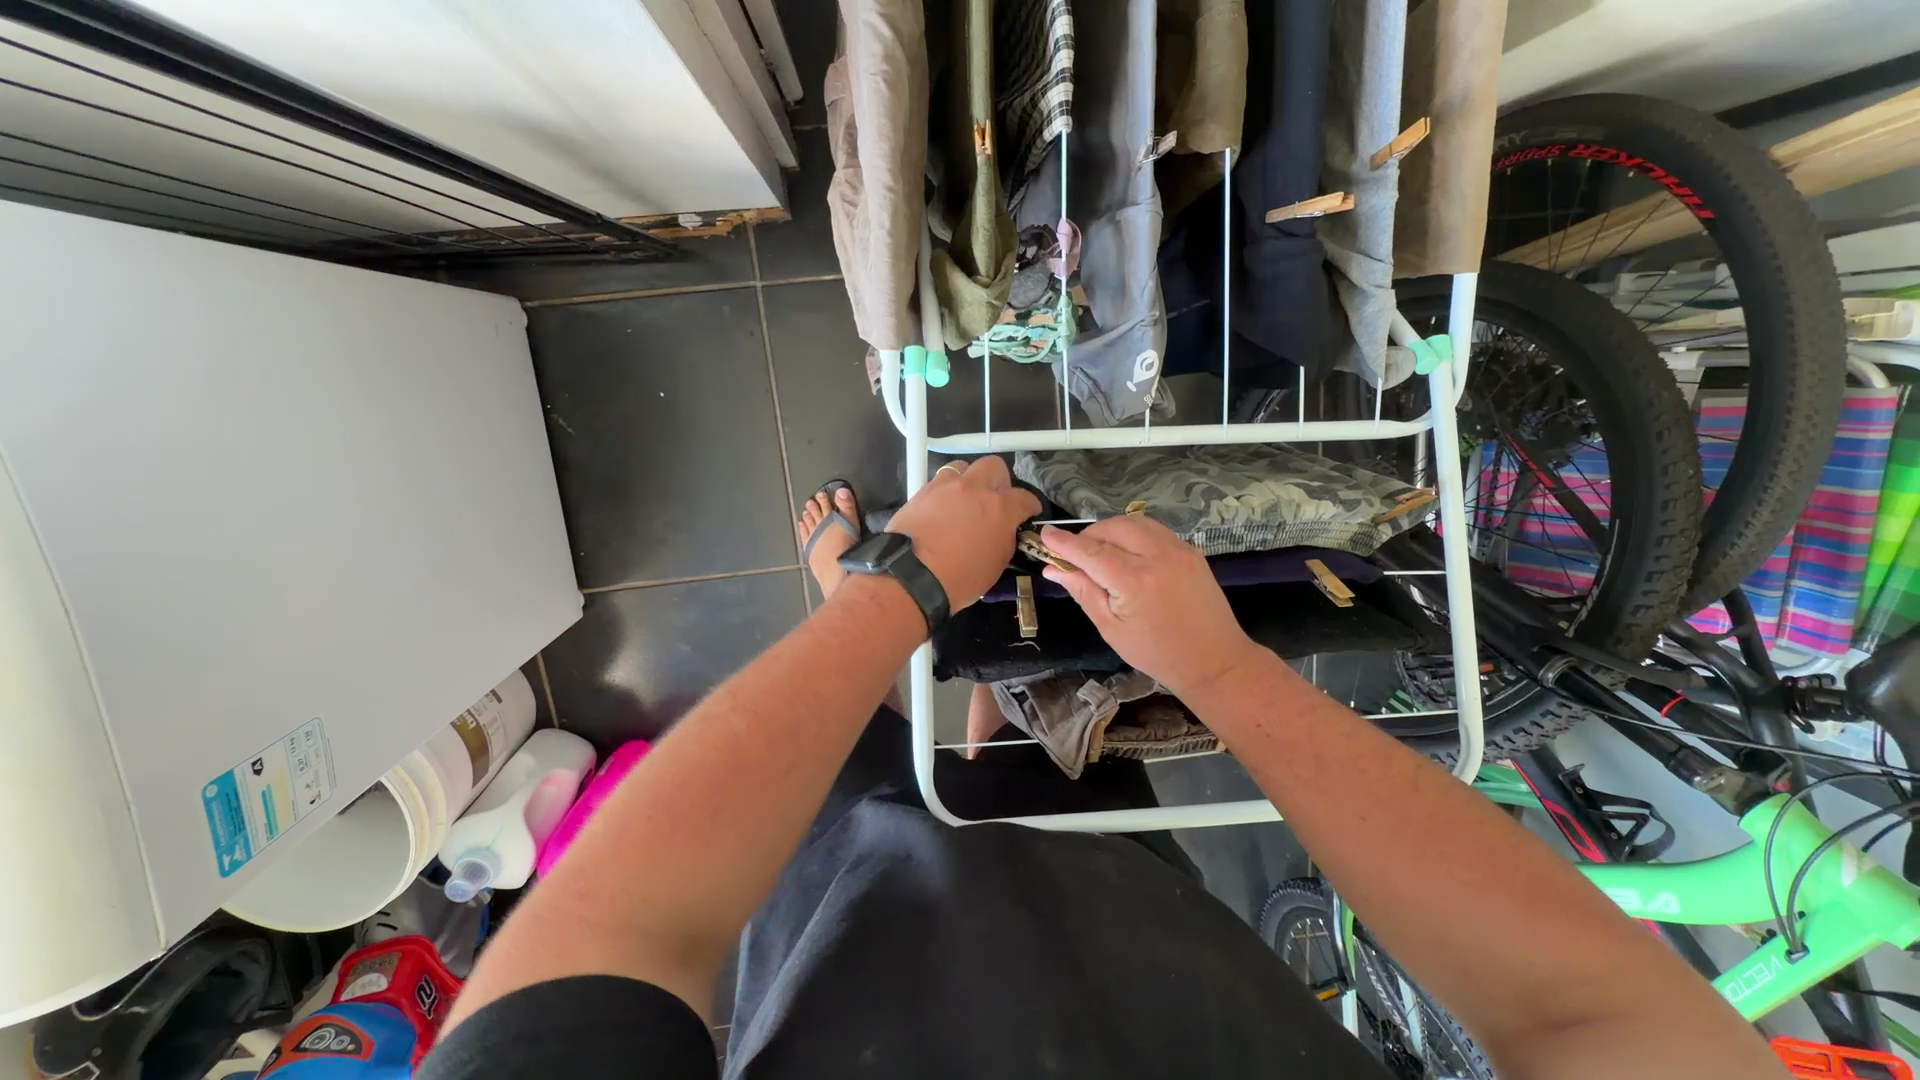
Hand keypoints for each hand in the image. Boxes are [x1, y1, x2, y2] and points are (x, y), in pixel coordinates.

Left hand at [886, 457, 1040, 610]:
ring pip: (963, 467)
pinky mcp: (921, 492)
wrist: (910, 578)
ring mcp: (945, 487)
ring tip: (966, 500)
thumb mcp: (996, 565)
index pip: (1024, 498)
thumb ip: (1005, 539)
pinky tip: (943, 509)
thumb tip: (1005, 530)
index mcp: (999, 508)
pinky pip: (939, 481)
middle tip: (996, 499)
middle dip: (1000, 481)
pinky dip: (946, 491)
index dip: (1030, 506)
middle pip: (994, 466)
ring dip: (969, 480)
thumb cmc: (959, 579)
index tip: (1028, 513)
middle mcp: (974, 489)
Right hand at [1039, 517, 1263, 697]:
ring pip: (1135, 522)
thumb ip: (1083, 592)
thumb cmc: (1157, 654)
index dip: (1065, 543)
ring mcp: (1179, 550)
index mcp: (1135, 580)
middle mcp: (1158, 556)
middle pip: (1113, 527)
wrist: (1214, 661)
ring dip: (1111, 531)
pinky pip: (1154, 531)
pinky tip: (1128, 555)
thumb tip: (1054, 569)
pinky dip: (1134, 535)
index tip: (1044, 535)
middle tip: (1076, 555)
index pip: (1091, 551)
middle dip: (1089, 535)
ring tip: (1100, 553)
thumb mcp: (1111, 628)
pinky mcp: (1191, 551)